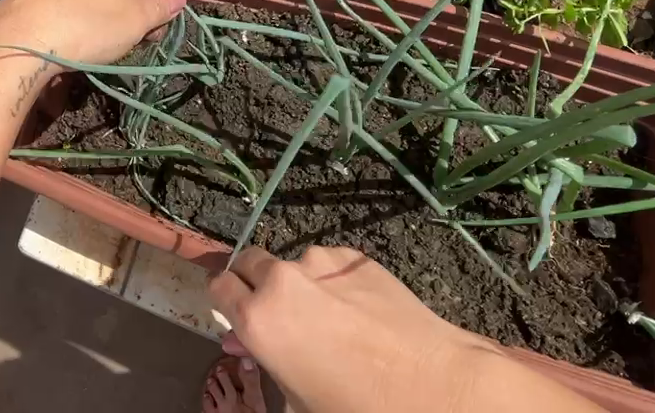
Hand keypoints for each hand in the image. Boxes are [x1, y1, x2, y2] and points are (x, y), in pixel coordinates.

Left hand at [0, 0, 187, 70]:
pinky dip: (72, 8)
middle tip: (125, 39)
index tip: (150, 34)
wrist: (18, 39)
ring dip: (99, 6)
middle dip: (127, 5)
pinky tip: (66, 32)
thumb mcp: (133, 24)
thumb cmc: (85, 29)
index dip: (156, 4)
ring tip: (93, 39)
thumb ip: (159, 7)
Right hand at [209, 247, 598, 412]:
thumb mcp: (298, 402)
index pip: (219, 287)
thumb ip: (266, 365)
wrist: (435, 388)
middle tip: (274, 314)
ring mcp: (318, 262)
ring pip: (292, 263)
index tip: (234, 314)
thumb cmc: (358, 409)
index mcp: (258, 318)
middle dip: (253, 283)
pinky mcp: (351, 256)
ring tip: (327, 318)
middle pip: (248, 262)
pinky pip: (327, 263)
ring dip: (296, 283)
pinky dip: (331, 280)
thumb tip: (243, 343)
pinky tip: (355, 309)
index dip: (224, 301)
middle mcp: (280, 280)